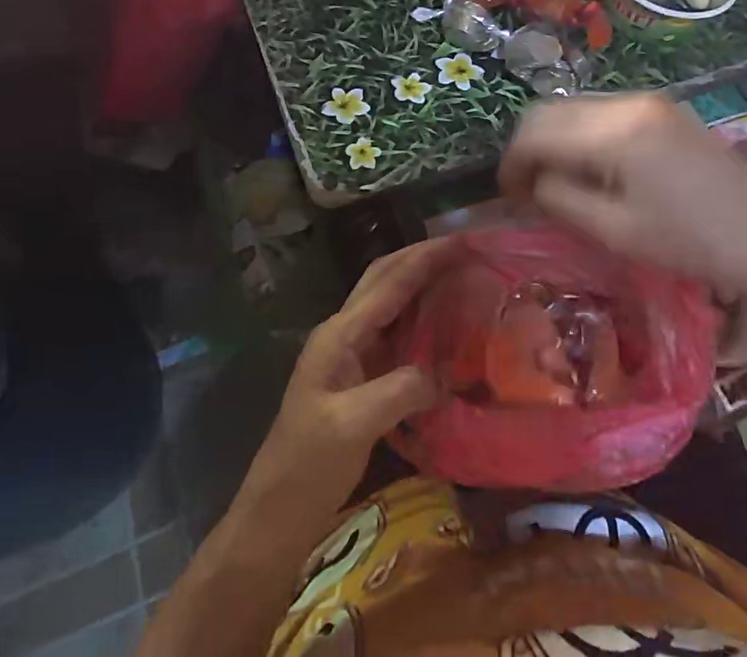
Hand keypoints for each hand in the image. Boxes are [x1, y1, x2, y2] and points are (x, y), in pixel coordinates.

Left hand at [236, 237, 453, 528]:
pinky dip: (422, 326)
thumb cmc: (308, 462)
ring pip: (391, 307)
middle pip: (384, 282)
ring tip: (463, 278)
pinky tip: (448, 332)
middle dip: (422, 260)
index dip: (425, 259)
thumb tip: (446, 374)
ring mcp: (351, 356)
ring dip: (422, 287)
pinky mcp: (361, 379)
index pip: (387, 284)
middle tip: (467, 251)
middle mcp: (344, 334)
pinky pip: (396, 339)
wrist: (279, 505)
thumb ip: (400, 391)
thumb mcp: (353, 425)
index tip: (463, 241)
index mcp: (338, 334)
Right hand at [498, 93, 746, 303]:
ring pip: (571, 109)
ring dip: (551, 141)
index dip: (510, 165)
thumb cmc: (693, 243)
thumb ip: (558, 198)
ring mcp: (648, 102)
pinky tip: (588, 169)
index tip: (506, 197)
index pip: (533, 133)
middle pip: (547, 111)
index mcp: (613, 131)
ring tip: (554, 182)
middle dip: (526, 148)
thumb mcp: (613, 230)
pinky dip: (579, 136)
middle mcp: (626, 103)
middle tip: (525, 189)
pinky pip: (599, 113)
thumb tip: (530, 182)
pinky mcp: (663, 110)